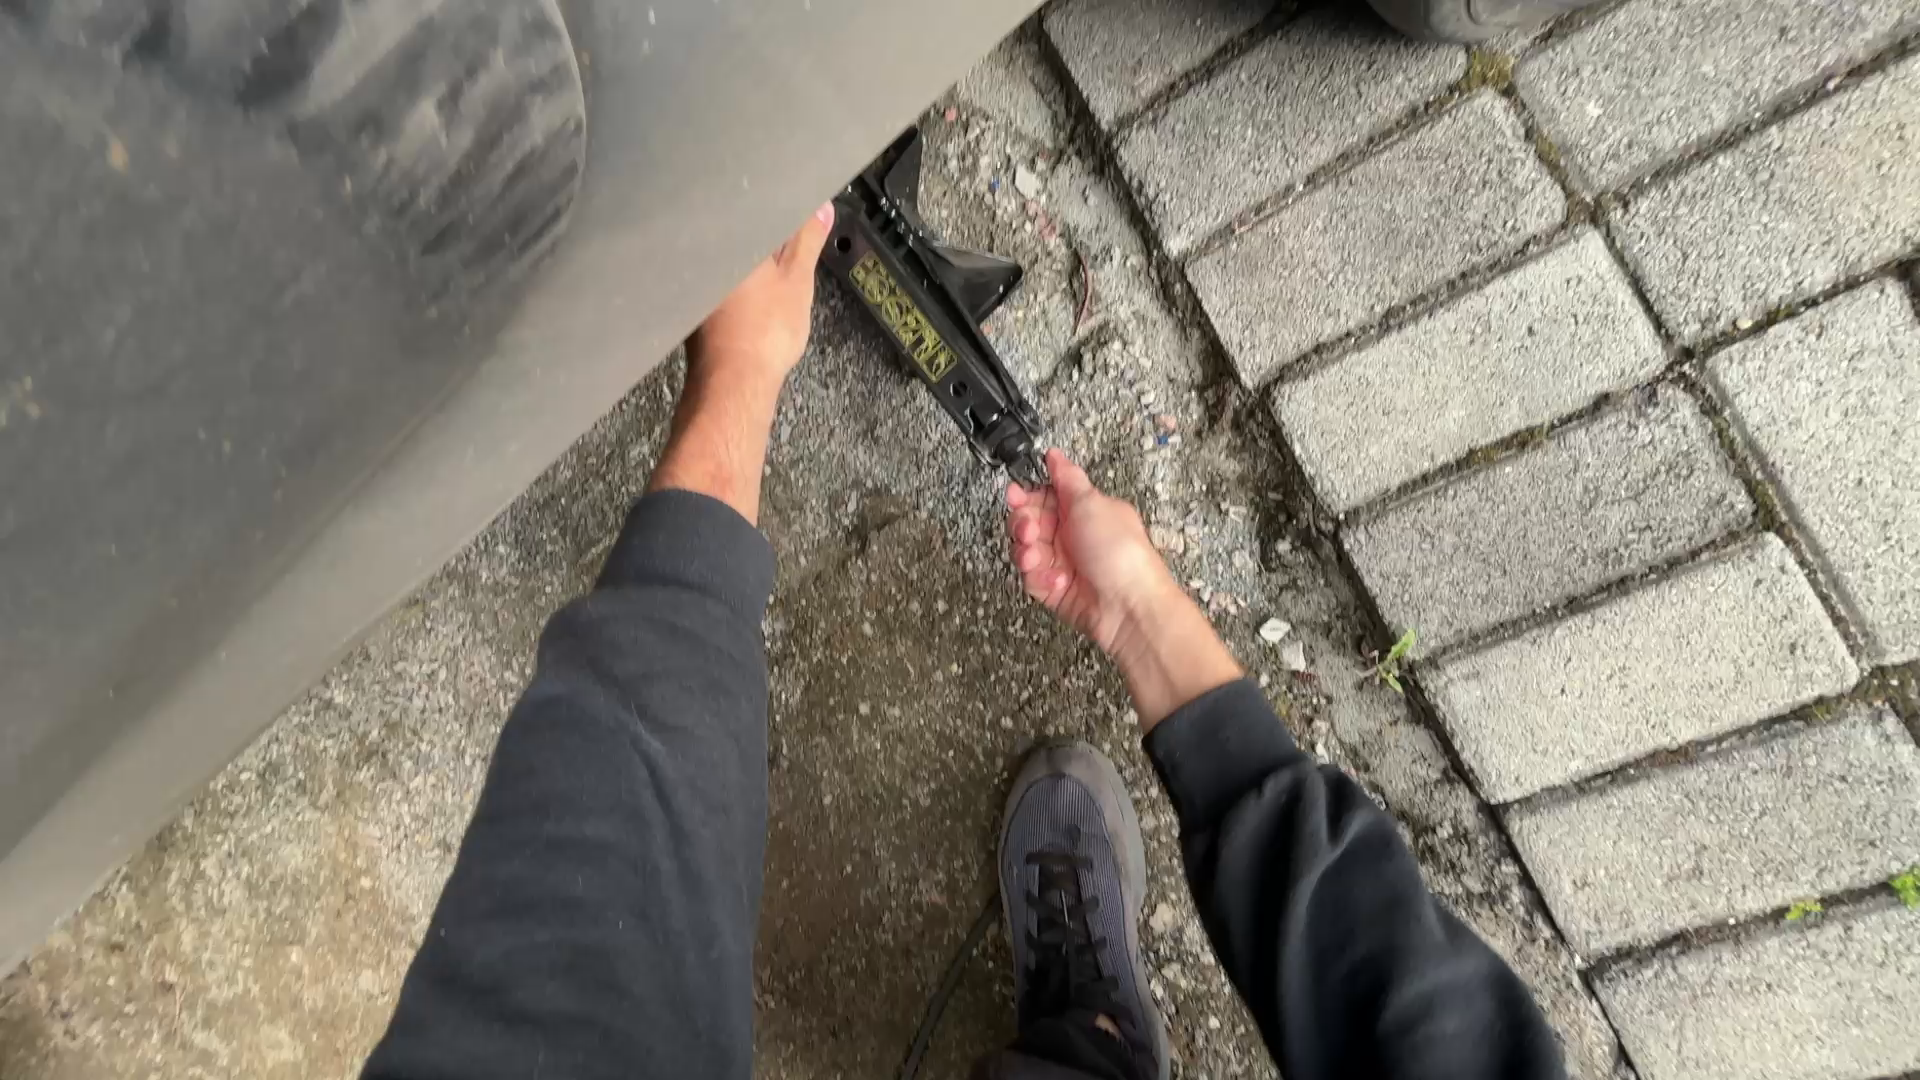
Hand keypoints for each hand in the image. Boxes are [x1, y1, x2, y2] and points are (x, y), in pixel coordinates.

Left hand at [688, 202, 835, 388]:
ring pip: (731, 258)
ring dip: (754, 261)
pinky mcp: (695, 304)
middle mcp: (705, 253)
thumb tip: (821, 208)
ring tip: (777, 276)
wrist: (736, 381)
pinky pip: (723, 282)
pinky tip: (756, 300)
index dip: (783, 208)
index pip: (756, 207)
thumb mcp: (797, 279)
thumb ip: (808, 240)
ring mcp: (697, 280)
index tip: (803, 214)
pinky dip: (741, 285)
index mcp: (728, 237)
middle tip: (796, 246)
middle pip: (741, 231)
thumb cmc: (764, 332)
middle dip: (768, 235)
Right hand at [1007, 449, 1242, 730]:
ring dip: (1026, 550)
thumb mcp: (1091, 504)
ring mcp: (1061, 561)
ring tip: (1036, 555)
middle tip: (1030, 529)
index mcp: (1082, 509)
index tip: (1015, 494)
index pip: (1043, 495)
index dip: (1026, 494)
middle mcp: (1071, 534)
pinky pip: (1030, 577)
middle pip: (1028, 520)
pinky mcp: (1053, 587)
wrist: (1128, 605)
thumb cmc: (1120, 553)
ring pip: (1024, 548)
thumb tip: (1056, 455)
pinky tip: (1055, 579)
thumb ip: (1067, 478)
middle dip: (1023, 523)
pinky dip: (1037, 576)